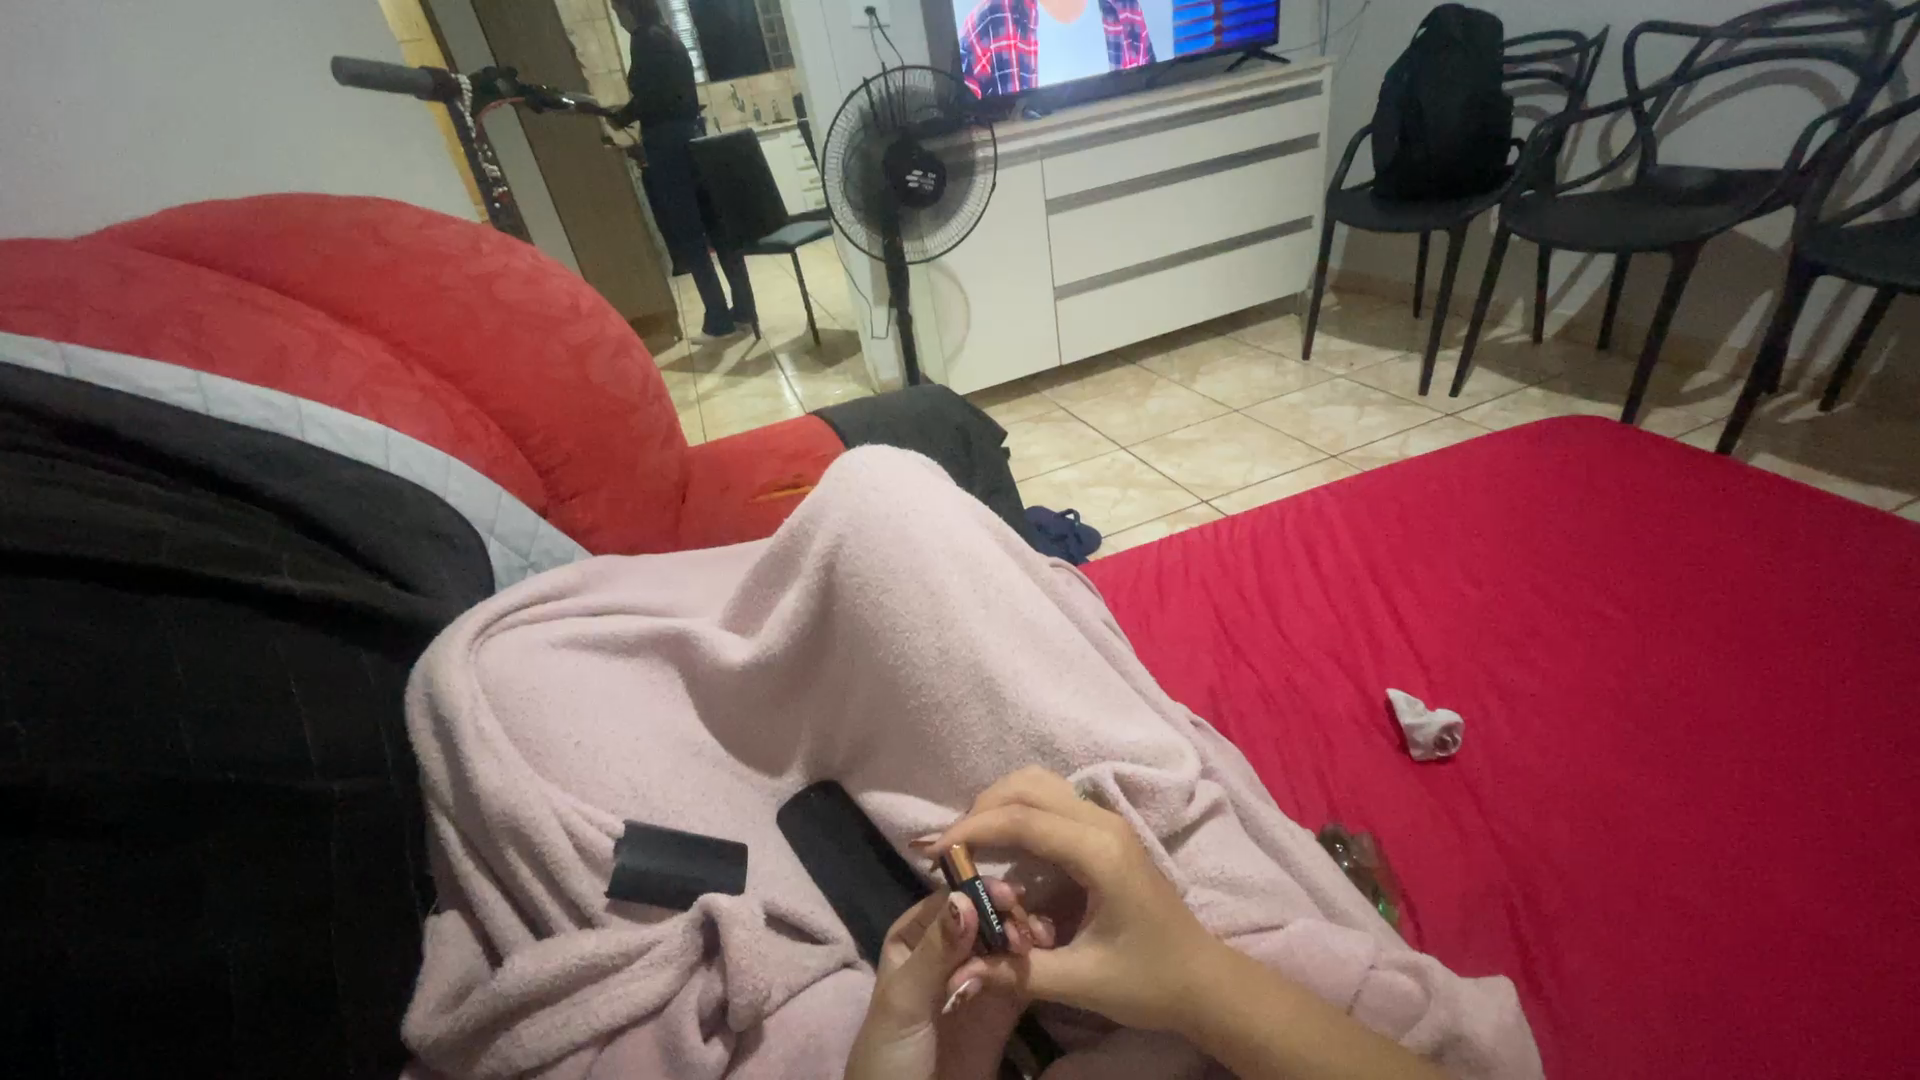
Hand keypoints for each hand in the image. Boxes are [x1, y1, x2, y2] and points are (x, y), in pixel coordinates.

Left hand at [842, 881, 1046, 1079]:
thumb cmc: (890, 1057)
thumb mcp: (905, 1001)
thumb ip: (936, 951)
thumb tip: (964, 898)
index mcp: (915, 936)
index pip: (952, 899)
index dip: (981, 892)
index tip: (1011, 895)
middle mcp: (949, 948)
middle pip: (985, 915)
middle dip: (1008, 914)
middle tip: (1029, 928)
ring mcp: (977, 977)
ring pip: (1007, 940)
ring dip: (1025, 935)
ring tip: (1041, 944)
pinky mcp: (1002, 1007)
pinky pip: (1023, 975)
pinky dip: (1037, 963)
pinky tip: (1049, 960)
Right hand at [926, 767, 1226, 1033]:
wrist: (1203, 980)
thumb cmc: (1149, 981)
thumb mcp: (1081, 982)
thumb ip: (1016, 974)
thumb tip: (957, 973)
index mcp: (1099, 851)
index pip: (1022, 821)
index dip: (972, 831)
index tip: (933, 853)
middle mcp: (1102, 822)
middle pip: (1027, 786)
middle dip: (981, 810)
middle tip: (949, 848)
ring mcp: (1106, 821)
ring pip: (1039, 783)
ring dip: (999, 803)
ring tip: (970, 842)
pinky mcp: (1104, 830)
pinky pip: (1051, 799)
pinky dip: (1017, 809)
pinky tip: (1002, 843)